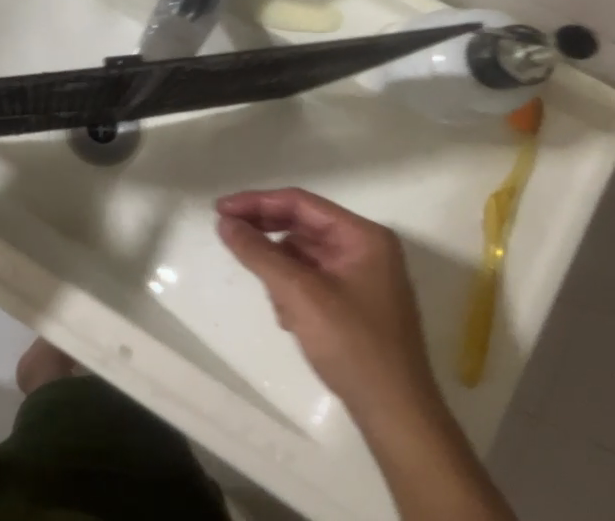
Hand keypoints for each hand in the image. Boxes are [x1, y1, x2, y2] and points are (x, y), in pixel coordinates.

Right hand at [216, 189, 437, 415]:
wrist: (395, 412)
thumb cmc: (352, 344)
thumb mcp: (298, 293)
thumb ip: (259, 253)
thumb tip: (225, 222)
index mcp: (364, 237)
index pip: (300, 203)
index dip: (256, 202)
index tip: (219, 210)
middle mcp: (367, 249)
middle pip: (302, 226)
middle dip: (265, 234)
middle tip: (226, 234)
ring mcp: (363, 277)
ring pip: (304, 255)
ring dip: (280, 269)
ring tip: (270, 295)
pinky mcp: (356, 303)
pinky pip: (313, 279)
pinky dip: (293, 290)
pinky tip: (288, 316)